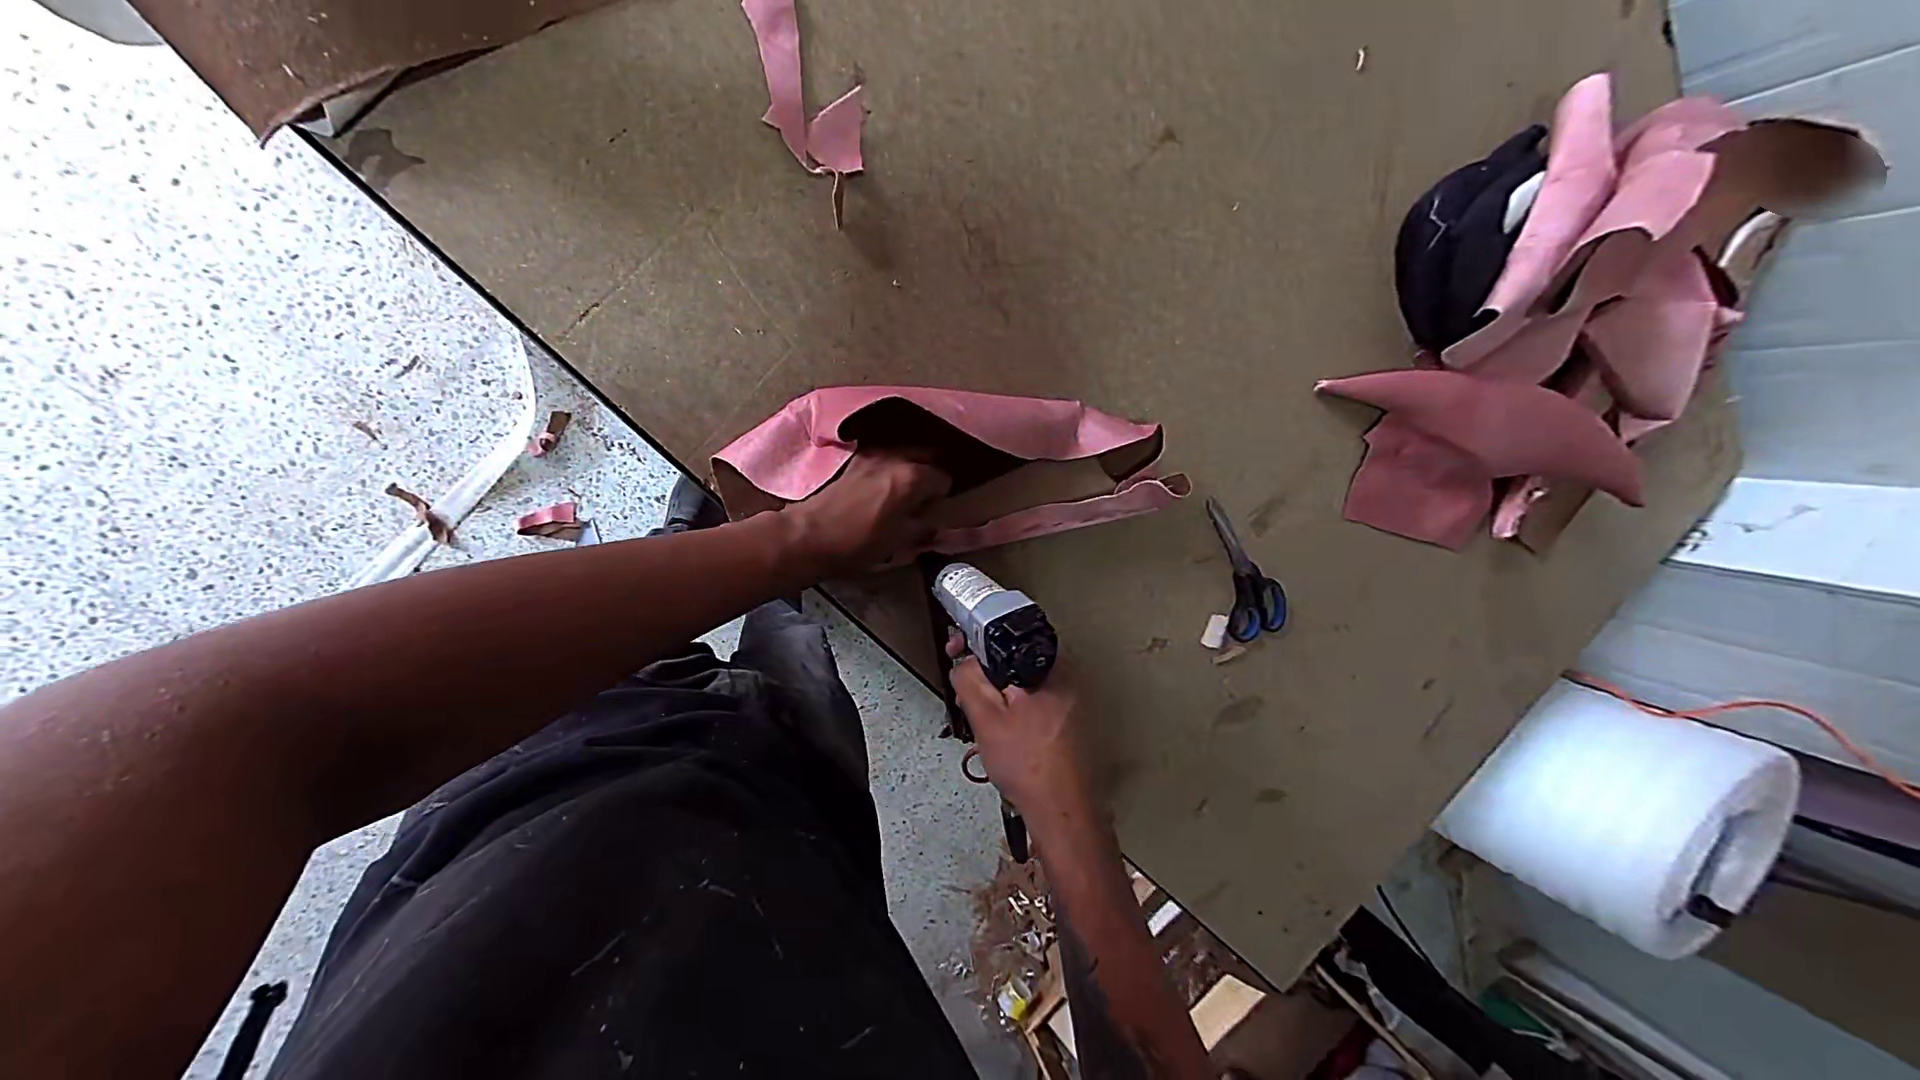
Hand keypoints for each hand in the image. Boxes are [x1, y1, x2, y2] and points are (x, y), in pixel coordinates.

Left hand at [782, 451, 950, 576]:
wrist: (809, 536)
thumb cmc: (858, 543)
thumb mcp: (899, 543)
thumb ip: (925, 528)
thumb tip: (940, 525)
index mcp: (912, 478)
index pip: (944, 477)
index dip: (942, 495)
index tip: (931, 510)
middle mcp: (895, 457)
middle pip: (926, 456)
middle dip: (929, 473)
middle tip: (922, 497)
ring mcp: (871, 454)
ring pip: (903, 452)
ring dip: (909, 466)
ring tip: (901, 490)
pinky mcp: (852, 459)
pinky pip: (881, 456)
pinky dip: (887, 466)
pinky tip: (878, 485)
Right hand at [947, 630, 1095, 820]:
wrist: (1062, 812)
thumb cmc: (1034, 769)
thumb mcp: (985, 717)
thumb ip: (969, 678)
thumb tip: (964, 662)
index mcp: (1051, 667)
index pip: (1004, 636)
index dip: (973, 642)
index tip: (958, 649)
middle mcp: (1067, 679)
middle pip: (1012, 663)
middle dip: (986, 679)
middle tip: (971, 699)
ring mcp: (1071, 703)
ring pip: (1021, 687)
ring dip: (1000, 701)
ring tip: (992, 729)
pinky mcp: (1070, 724)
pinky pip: (1035, 707)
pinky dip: (1017, 717)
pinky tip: (1010, 742)